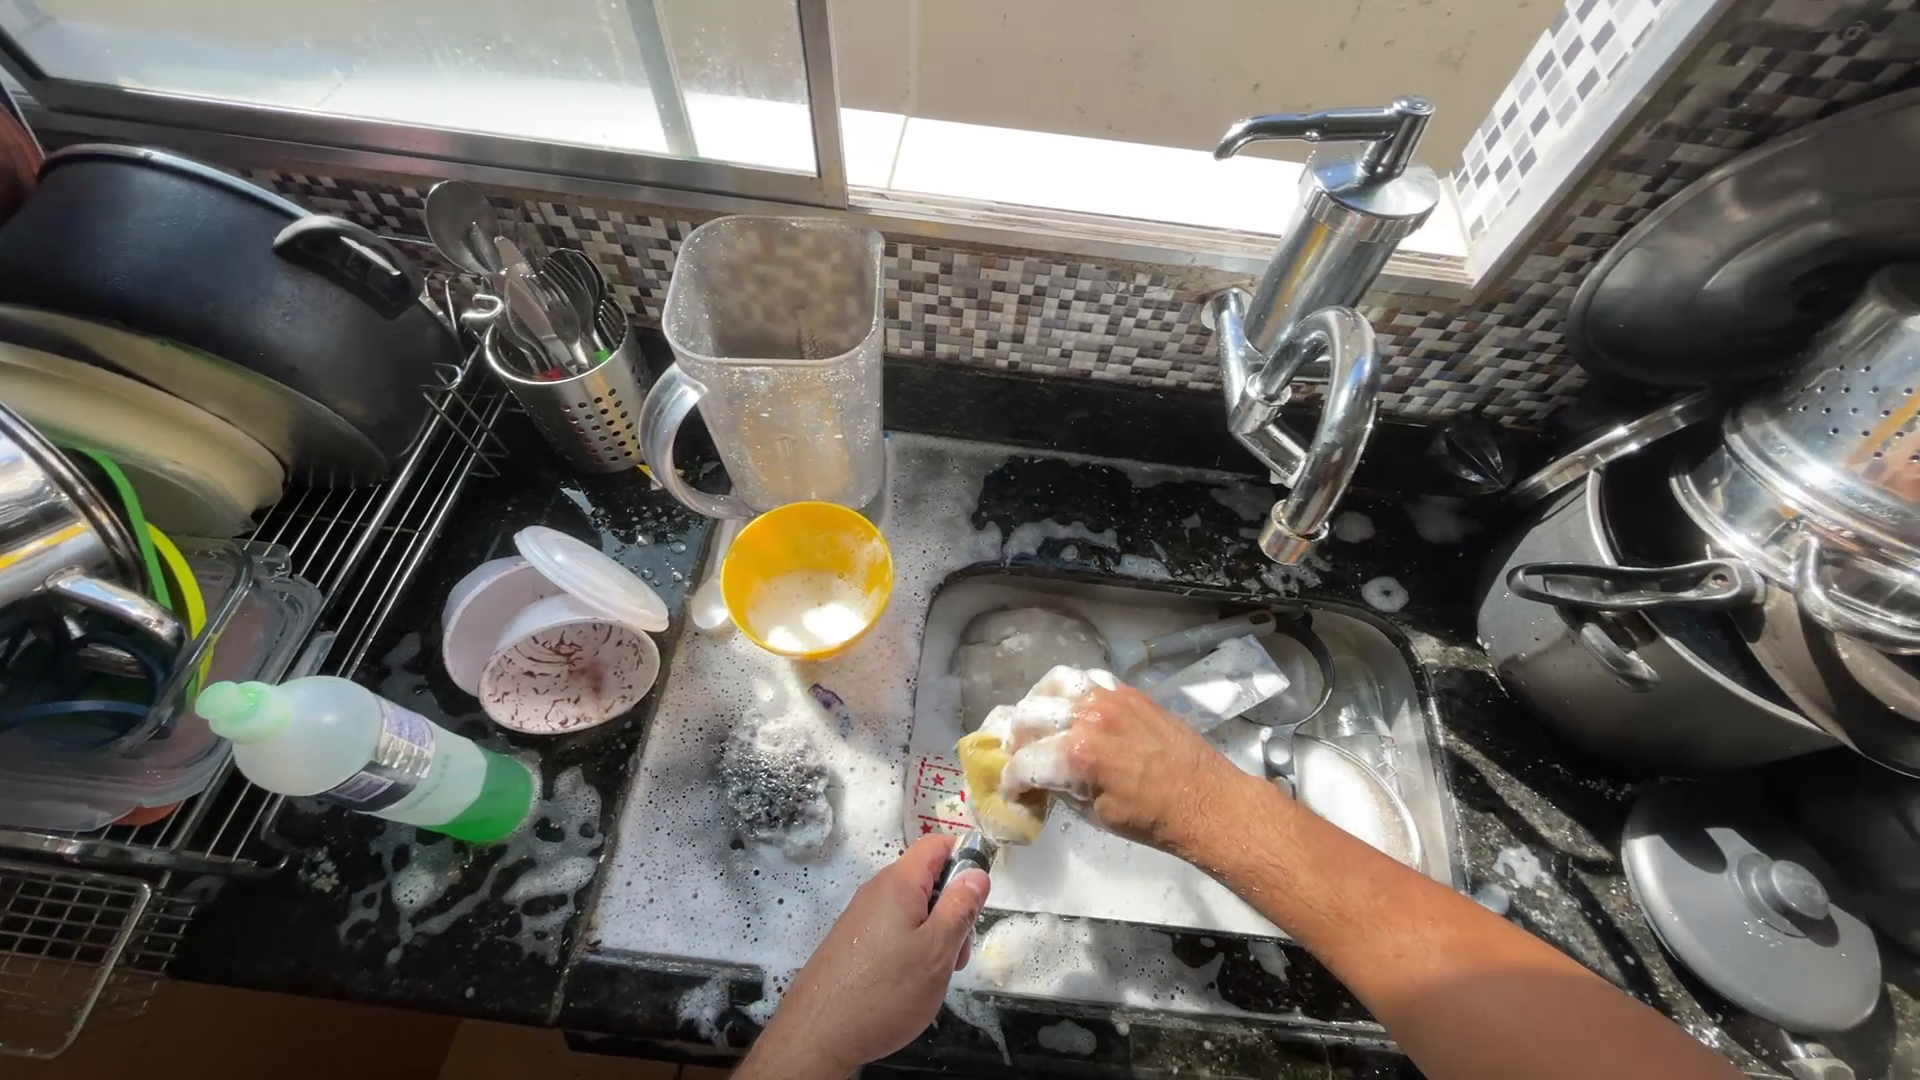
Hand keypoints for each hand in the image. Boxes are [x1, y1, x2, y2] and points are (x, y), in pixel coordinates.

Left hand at [740, 835, 989, 1079]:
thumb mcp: (936, 951)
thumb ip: (960, 908)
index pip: (936, 844)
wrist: (817, 1036)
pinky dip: (911, 946)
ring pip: (912, 908)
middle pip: (927, 879)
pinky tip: (909, 982)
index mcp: (899, 882)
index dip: (964, 857)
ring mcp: (863, 915)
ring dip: (934, 932)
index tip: (977, 896)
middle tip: (958, 951)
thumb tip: (977, 873)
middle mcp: (878, 890)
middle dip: (951, 908)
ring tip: (935, 975)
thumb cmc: (884, 991)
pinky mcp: (855, 940)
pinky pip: (894, 928)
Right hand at [1003, 682, 1252, 856]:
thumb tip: (1036, 778)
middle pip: (1027, 715)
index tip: (1012, 790)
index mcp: (1078, 756)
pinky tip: (1073, 709)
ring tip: (1042, 722)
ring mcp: (1109, 698)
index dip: (1011, 780)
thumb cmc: (1152, 820)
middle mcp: (1088, 718)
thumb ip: (1058, 786)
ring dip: (1039, 704)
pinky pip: (1087, 678)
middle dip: (1016, 740)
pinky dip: (1072, 691)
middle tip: (1022, 757)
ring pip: (1054, 684)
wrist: (1206, 801)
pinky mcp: (1127, 691)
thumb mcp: (1094, 813)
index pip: (1023, 761)